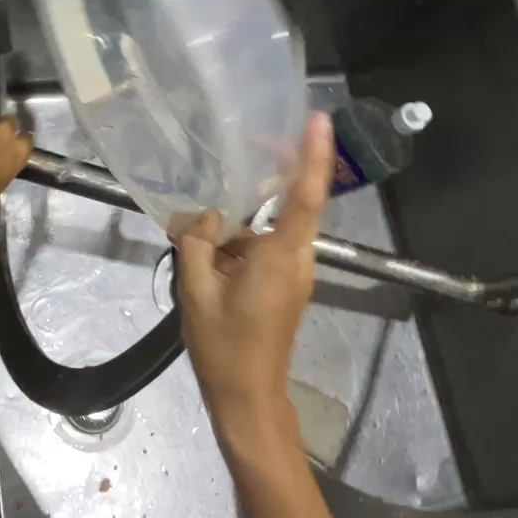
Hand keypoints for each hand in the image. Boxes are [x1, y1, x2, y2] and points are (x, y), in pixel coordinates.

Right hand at [173, 112, 334, 457]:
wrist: (248, 398)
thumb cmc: (225, 348)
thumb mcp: (197, 292)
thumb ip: (197, 244)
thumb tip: (202, 216)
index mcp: (281, 257)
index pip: (305, 197)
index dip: (314, 156)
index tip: (320, 119)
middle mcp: (296, 260)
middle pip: (293, 204)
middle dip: (274, 172)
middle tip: (244, 144)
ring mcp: (292, 274)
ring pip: (272, 227)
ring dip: (244, 215)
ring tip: (203, 212)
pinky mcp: (281, 286)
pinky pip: (264, 247)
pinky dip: (240, 238)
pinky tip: (207, 244)